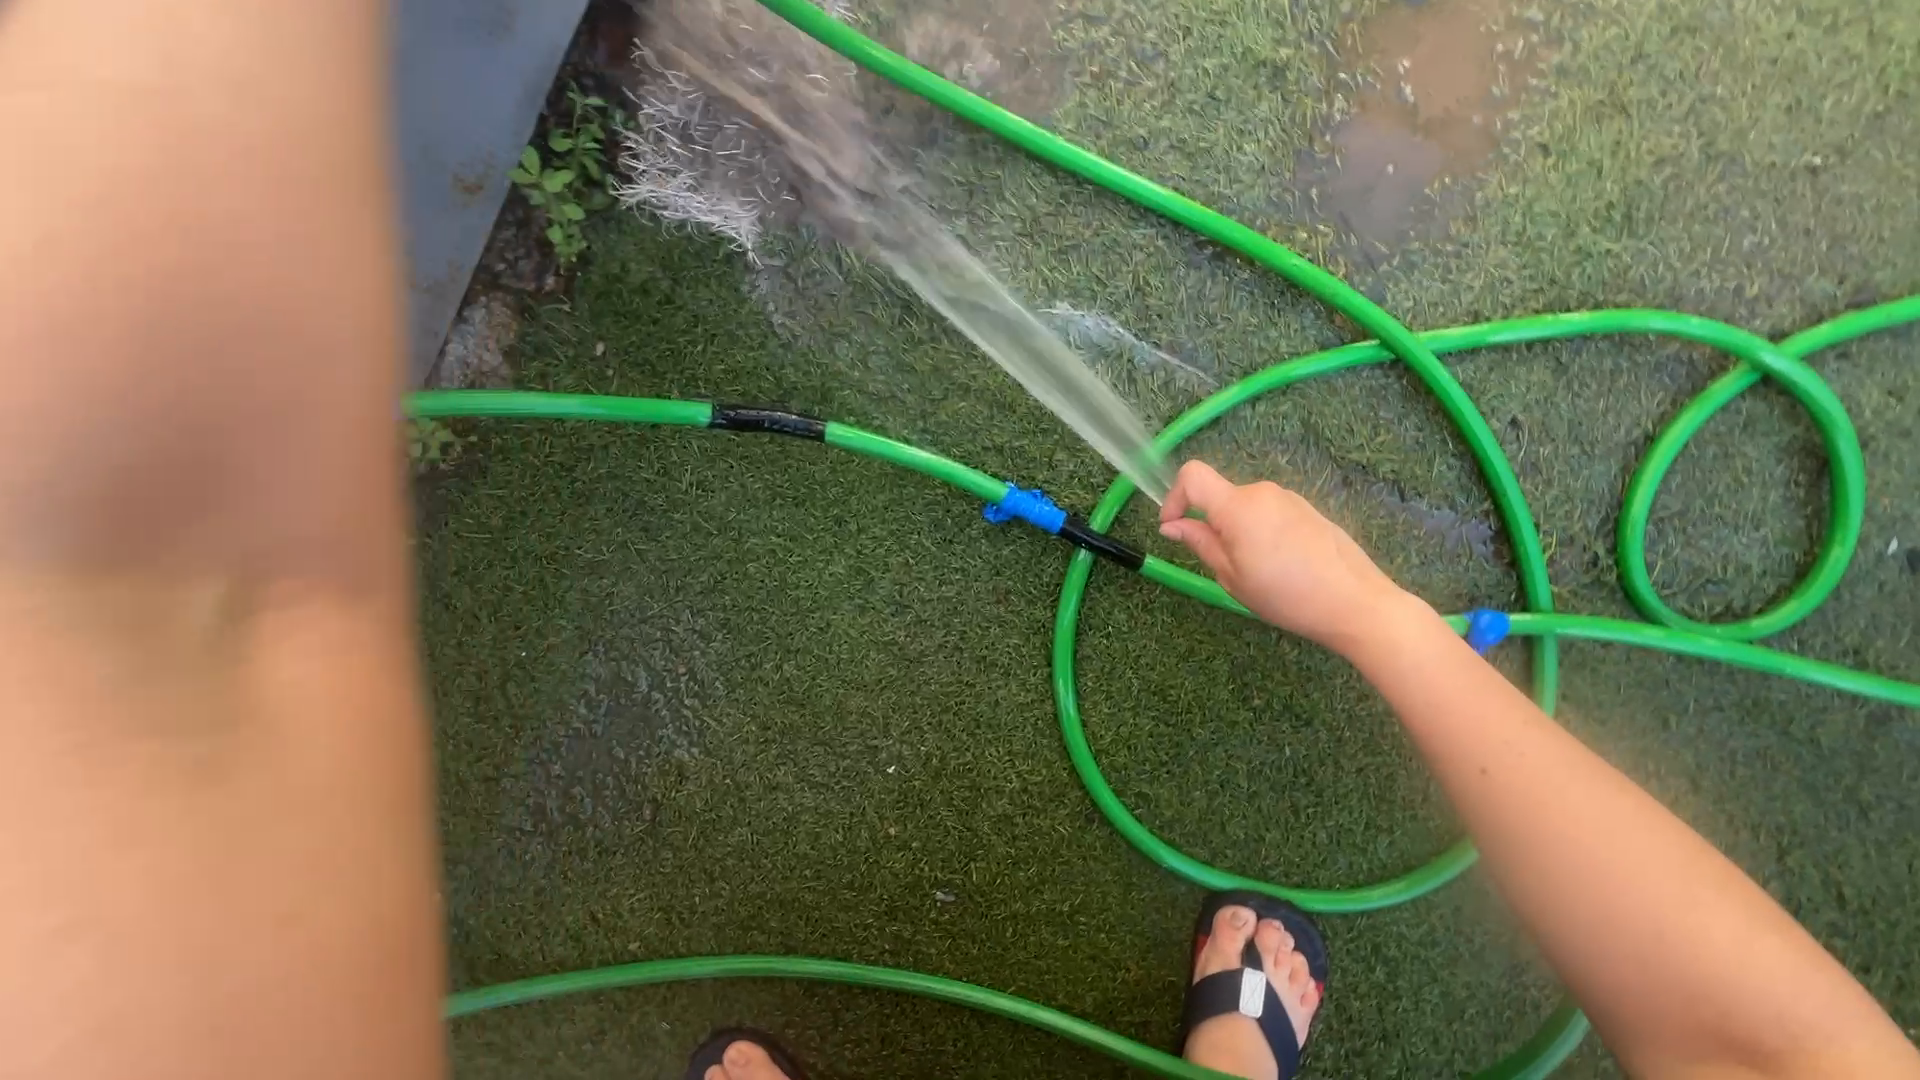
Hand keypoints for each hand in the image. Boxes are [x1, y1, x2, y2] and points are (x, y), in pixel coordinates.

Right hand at [1158, 460, 1420, 654]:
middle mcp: (1262, 492)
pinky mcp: (1308, 510)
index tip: (1173, 527)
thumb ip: (1200, 543)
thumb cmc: (1285, 594)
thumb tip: (1172, 525)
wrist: (1355, 602)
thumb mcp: (1232, 576)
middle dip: (1210, 524)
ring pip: (1246, 507)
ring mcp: (1289, 499)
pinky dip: (1261, 532)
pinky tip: (1283, 566)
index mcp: (1237, 506)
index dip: (1174, 497)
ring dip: (1238, 530)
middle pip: (1220, 496)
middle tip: (1223, 566)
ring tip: (1258, 571)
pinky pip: (1270, 514)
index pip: (1192, 475)